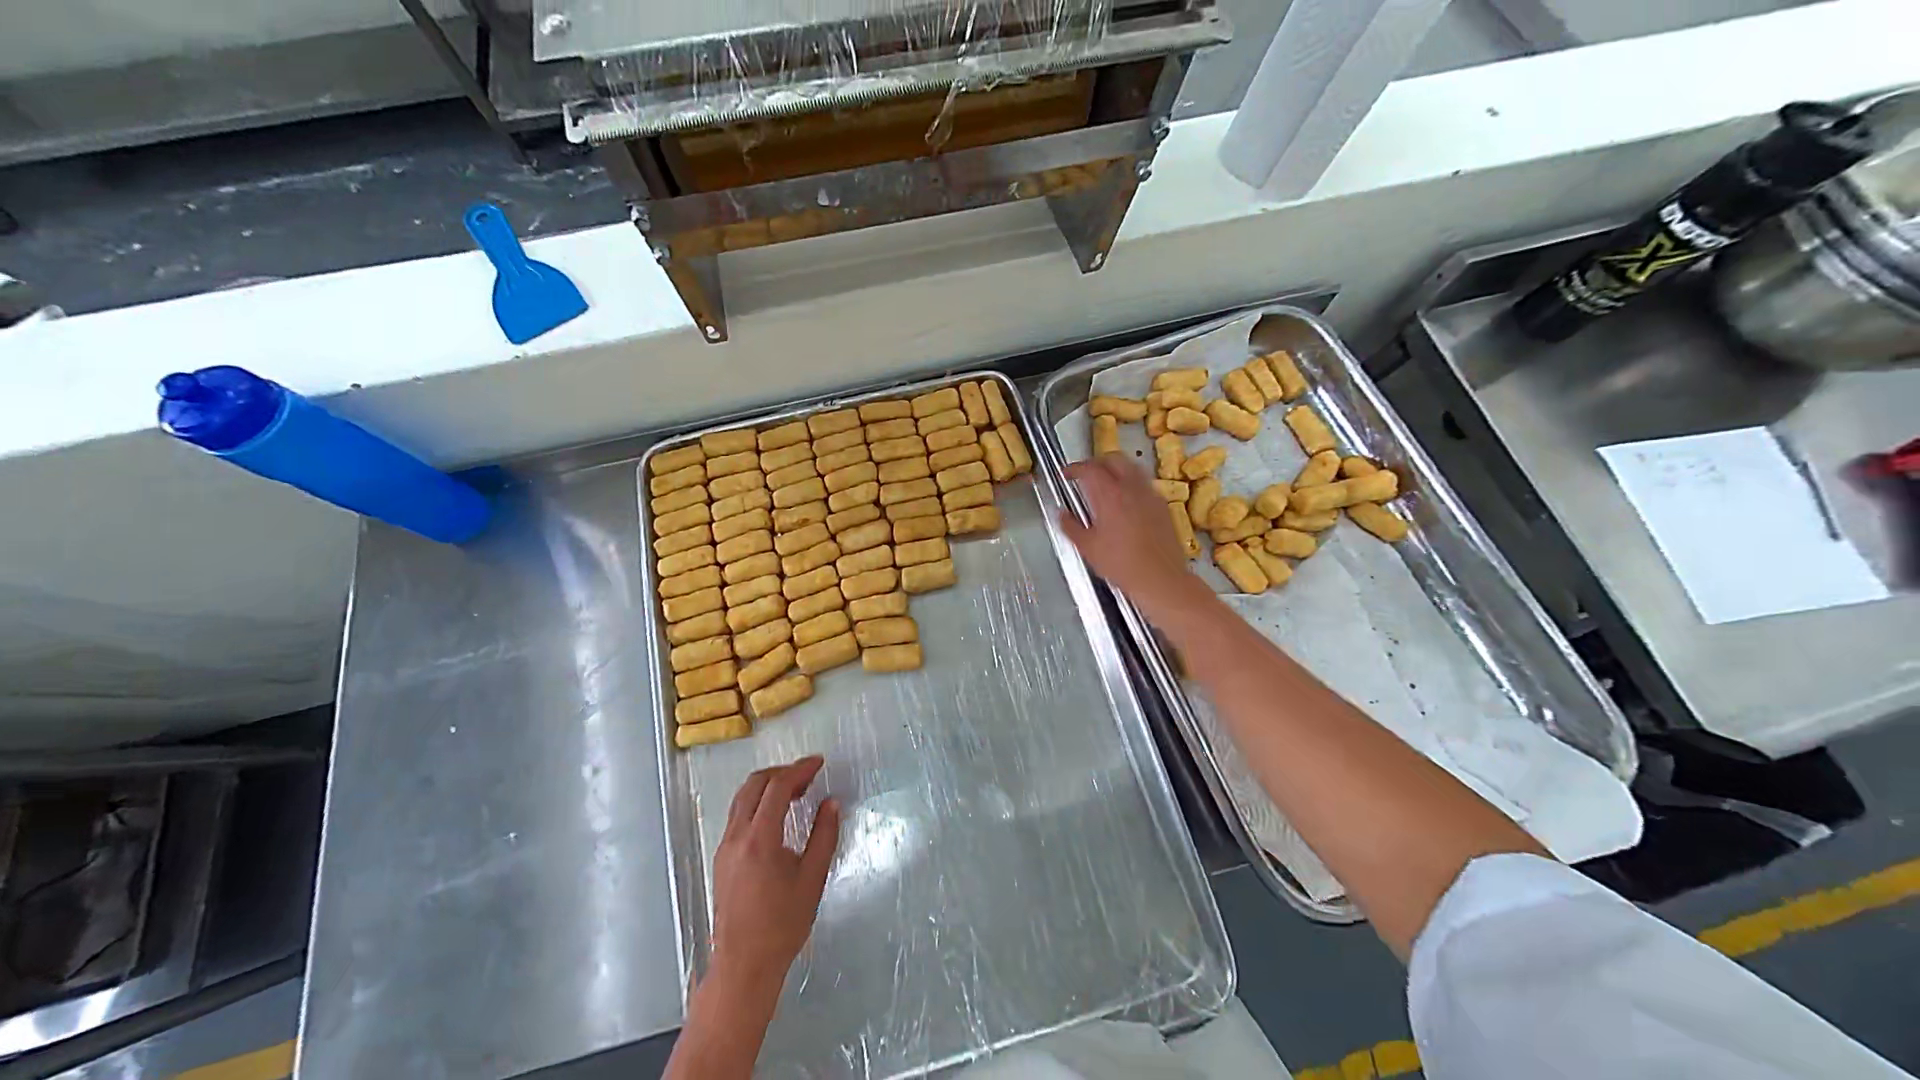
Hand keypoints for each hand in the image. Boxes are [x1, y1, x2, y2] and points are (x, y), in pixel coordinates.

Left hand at [709, 756, 840, 986]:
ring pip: (742, 799)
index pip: (777, 787)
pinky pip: (738, 816)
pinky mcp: (722, 859)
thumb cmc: (783, 925)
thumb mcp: (812, 879)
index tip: (818, 763)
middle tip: (808, 775)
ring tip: (796, 792)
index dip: (799, 769)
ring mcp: (725, 848)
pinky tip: (777, 816)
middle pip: (754, 785)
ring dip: (768, 787)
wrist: (744, 965)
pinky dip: (758, 804)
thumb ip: (824, 836)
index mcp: (759, 839)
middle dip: (782, 772)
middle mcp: (736, 837)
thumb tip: (831, 804)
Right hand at [1060, 456, 1212, 623]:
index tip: (1066, 474)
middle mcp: (1131, 488)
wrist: (1161, 579)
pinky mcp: (1162, 506)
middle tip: (1085, 473)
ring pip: (1132, 468)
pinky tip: (1126, 500)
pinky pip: (1144, 484)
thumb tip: (1061, 514)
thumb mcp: (1087, 547)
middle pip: (1114, 459)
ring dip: (1116, 468)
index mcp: (1109, 495)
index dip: (1074, 468)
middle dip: (1096, 462)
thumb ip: (1070, 526)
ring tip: (1105, 482)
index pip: (1089, 469)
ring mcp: (1150, 495)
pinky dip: (1131, 483)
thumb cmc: (1121, 565)